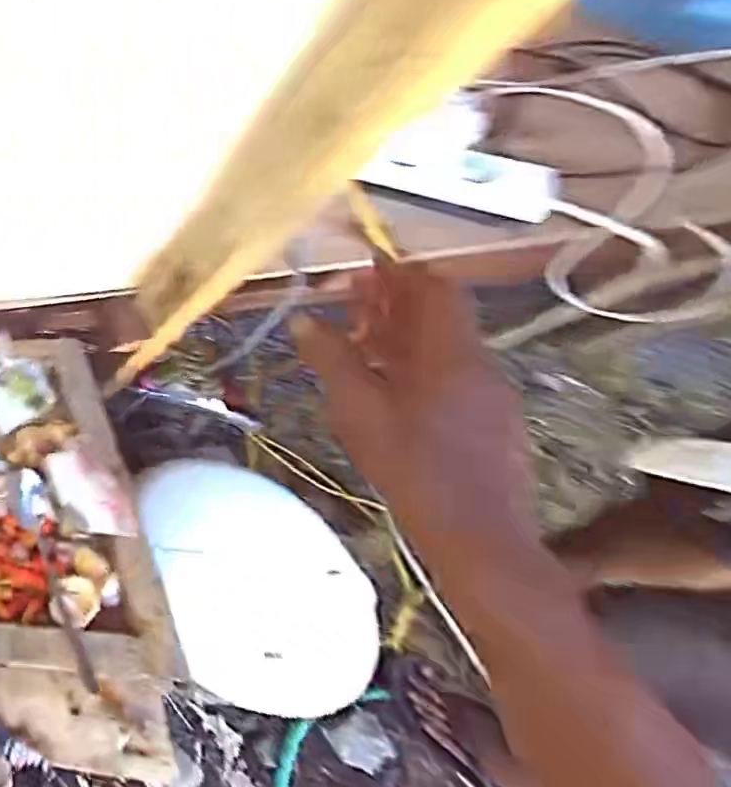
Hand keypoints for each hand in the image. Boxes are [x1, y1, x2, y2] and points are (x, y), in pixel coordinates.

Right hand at [290, 261, 536, 550]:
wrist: (471, 526)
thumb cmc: (407, 459)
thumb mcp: (356, 405)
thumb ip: (330, 357)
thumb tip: (302, 319)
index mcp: (450, 355)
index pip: (436, 292)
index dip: (401, 272)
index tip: (365, 260)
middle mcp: (475, 365)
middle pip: (437, 316)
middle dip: (392, 299)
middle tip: (348, 289)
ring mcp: (483, 392)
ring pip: (437, 344)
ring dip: (397, 328)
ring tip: (353, 324)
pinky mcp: (481, 416)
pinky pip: (443, 369)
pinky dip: (408, 356)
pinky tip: (377, 370)